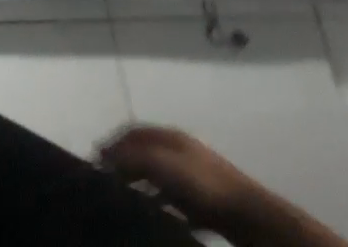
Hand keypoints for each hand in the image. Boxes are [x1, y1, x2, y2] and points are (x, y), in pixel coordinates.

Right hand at [100, 125, 261, 228]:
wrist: (251, 215)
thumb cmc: (201, 182)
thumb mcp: (158, 162)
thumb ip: (128, 155)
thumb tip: (101, 153)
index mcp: (170, 136)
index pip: (131, 131)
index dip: (112, 142)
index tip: (96, 159)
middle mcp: (180, 150)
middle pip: (143, 153)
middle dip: (124, 164)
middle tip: (108, 181)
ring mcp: (193, 174)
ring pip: (157, 176)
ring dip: (140, 184)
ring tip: (127, 198)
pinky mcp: (203, 199)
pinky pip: (172, 197)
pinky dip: (159, 202)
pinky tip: (155, 212)